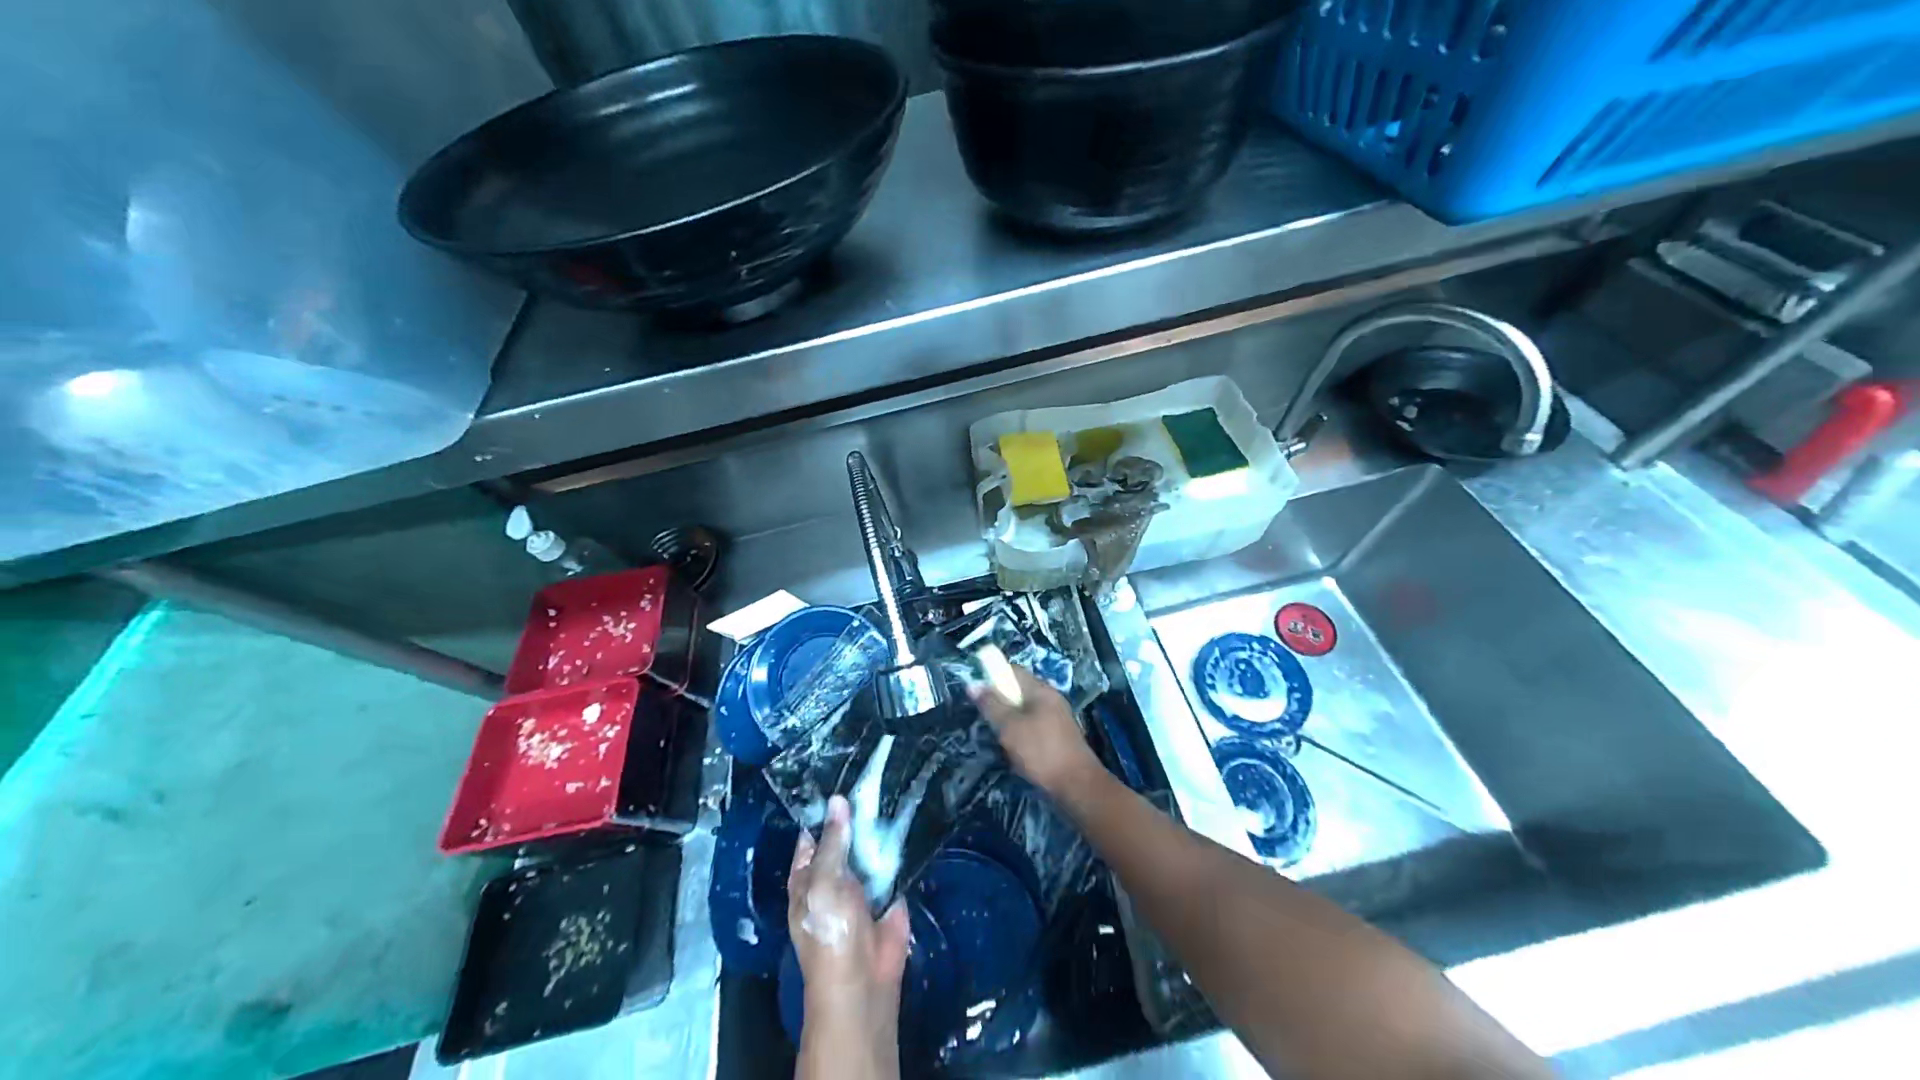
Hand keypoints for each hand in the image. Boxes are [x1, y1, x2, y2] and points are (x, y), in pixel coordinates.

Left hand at [787, 794, 908, 1078]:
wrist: (864, 981)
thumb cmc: (830, 932)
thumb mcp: (824, 882)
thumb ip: (833, 842)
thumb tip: (837, 801)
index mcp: (807, 874)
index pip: (813, 833)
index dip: (824, 808)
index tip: (842, 773)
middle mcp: (833, 875)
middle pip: (845, 837)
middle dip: (858, 813)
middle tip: (877, 774)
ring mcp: (862, 883)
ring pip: (870, 847)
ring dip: (880, 827)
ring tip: (896, 783)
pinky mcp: (889, 892)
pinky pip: (893, 863)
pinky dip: (901, 845)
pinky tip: (912, 814)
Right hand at [971, 668, 1101, 796]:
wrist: (1077, 785)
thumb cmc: (1040, 752)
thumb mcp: (1009, 727)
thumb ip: (991, 705)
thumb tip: (973, 685)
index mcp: (1041, 690)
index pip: (1013, 671)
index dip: (992, 676)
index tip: (977, 694)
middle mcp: (1051, 699)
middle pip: (1019, 691)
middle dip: (1000, 703)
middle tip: (988, 721)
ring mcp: (1057, 718)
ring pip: (1025, 712)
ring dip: (1010, 723)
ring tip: (1001, 740)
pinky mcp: (1059, 737)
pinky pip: (1034, 727)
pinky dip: (1021, 735)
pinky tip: (1016, 752)